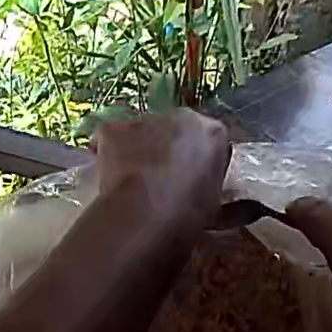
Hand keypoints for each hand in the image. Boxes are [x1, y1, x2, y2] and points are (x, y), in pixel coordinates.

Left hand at [90, 109, 230, 228]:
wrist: (153, 210)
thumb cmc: (190, 213)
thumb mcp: (216, 204)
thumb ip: (216, 192)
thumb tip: (228, 204)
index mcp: (215, 134)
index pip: (204, 141)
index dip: (189, 163)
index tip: (180, 183)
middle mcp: (183, 117)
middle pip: (170, 132)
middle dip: (161, 152)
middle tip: (151, 184)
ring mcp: (147, 120)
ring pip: (138, 134)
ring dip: (133, 152)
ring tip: (125, 183)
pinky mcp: (116, 129)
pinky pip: (107, 137)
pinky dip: (103, 151)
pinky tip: (103, 174)